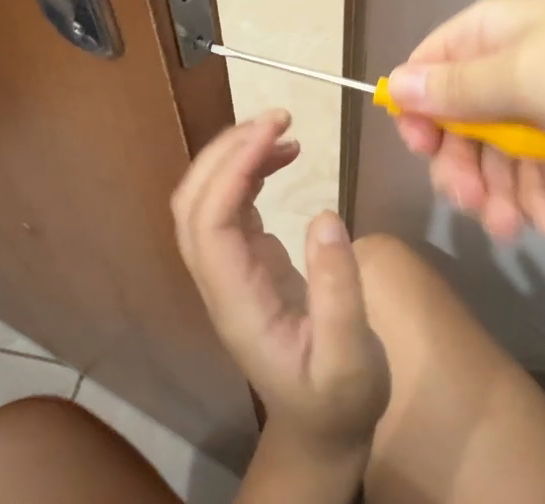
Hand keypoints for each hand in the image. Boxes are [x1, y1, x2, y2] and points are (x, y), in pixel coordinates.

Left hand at [172, 111, 390, 453]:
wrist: (322, 429)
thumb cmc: (339, 399)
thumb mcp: (351, 358)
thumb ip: (338, 292)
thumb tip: (325, 216)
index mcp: (236, 303)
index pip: (209, 223)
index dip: (232, 169)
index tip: (276, 129)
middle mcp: (220, 282)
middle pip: (193, 204)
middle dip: (225, 151)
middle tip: (277, 116)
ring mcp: (230, 272)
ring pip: (207, 201)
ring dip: (234, 156)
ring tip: (283, 127)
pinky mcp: (248, 265)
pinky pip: (232, 207)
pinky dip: (251, 172)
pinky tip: (284, 156)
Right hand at [387, 0, 544, 240]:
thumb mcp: (524, 80)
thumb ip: (456, 89)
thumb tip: (396, 84)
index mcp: (495, 31)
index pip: (430, 65)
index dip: (419, 110)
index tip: (424, 153)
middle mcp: (516, 59)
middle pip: (462, 117)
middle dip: (465, 166)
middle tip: (474, 209)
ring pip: (501, 150)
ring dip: (504, 193)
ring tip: (519, 230)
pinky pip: (542, 165)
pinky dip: (542, 196)